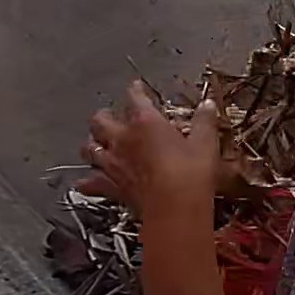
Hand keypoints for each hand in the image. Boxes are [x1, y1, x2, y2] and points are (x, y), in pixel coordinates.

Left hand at [79, 81, 218, 220]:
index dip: (135, 90)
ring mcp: (113, 164)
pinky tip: (87, 181)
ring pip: (90, 149)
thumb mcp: (205, 143)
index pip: (135, 98)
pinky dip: (88, 181)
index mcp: (146, 122)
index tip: (137, 86)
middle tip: (109, 115)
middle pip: (100, 121)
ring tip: (97, 143)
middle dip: (103, 116)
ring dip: (92, 144)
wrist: (176, 208)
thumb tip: (207, 104)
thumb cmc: (192, 172)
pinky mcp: (111, 187)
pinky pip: (91, 183)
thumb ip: (204, 121)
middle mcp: (123, 139)